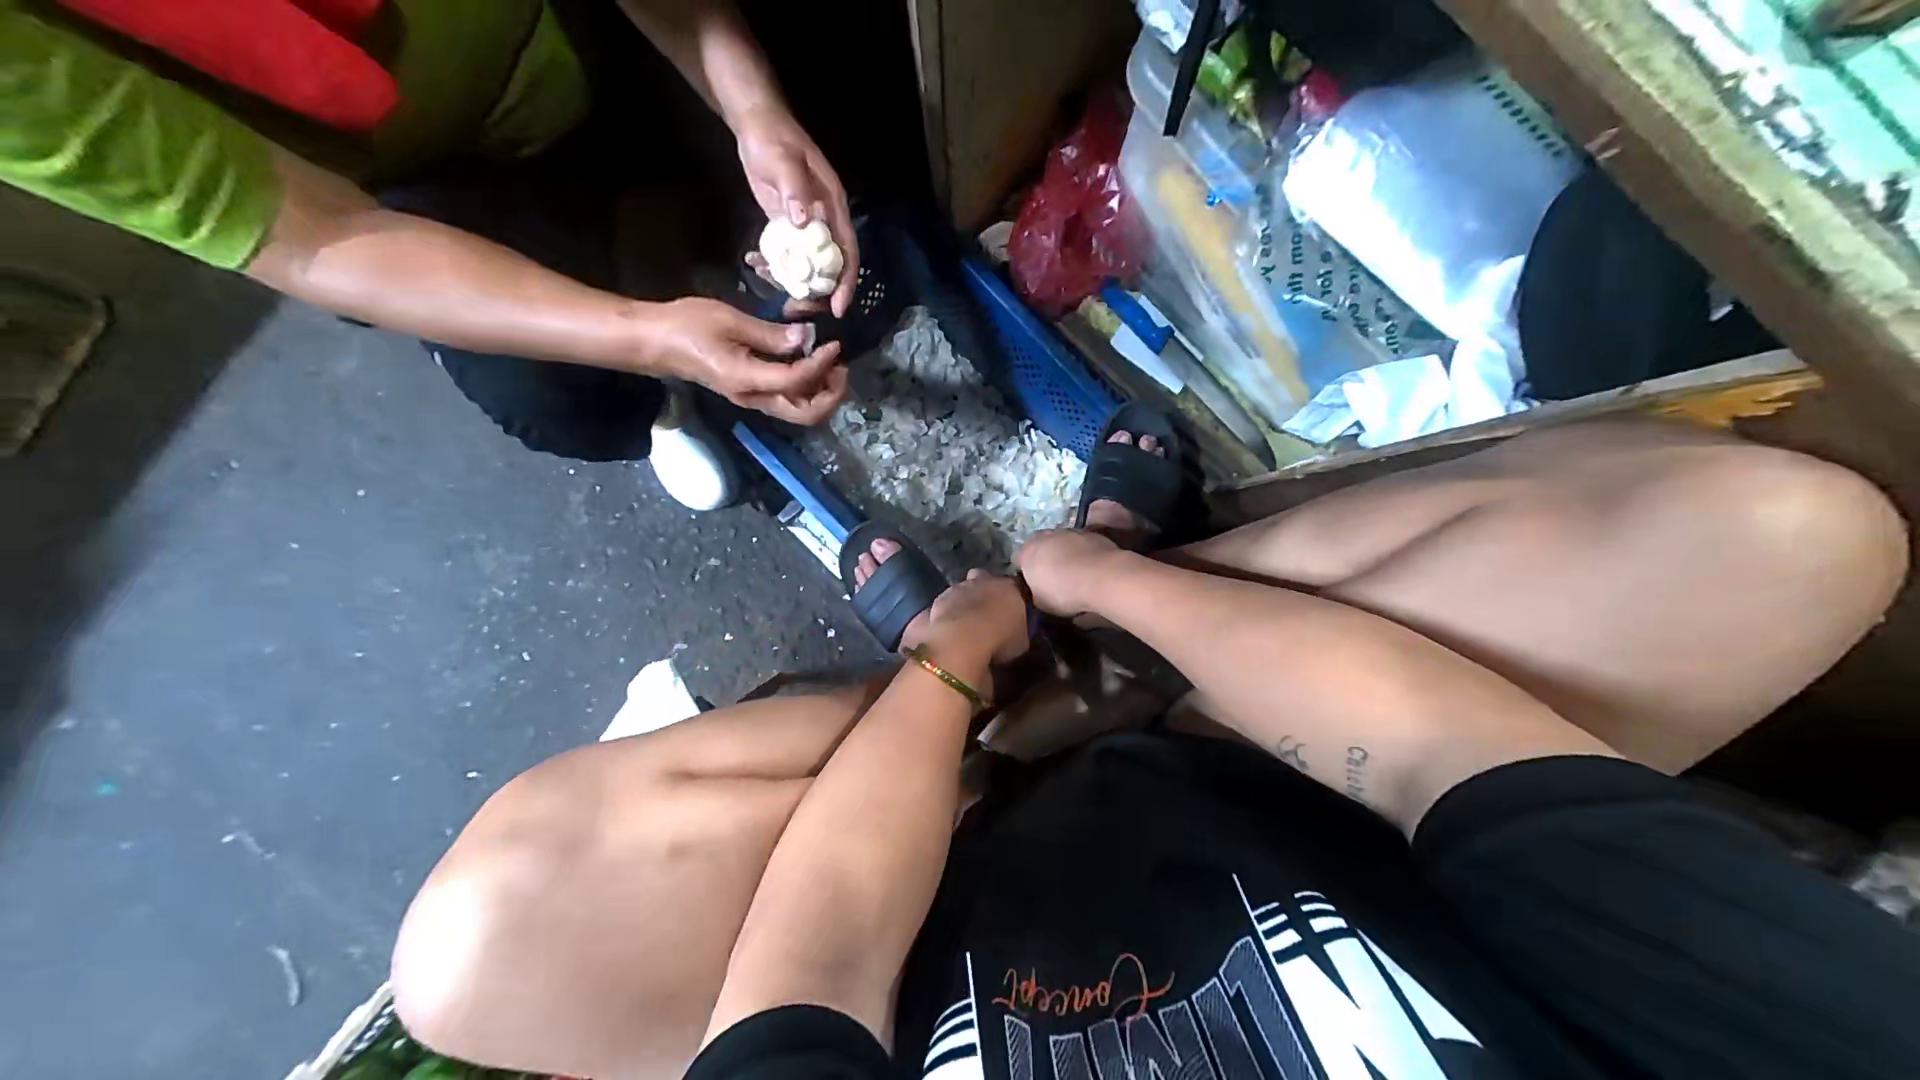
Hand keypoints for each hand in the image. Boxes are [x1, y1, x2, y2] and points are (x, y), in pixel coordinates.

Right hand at [639, 297, 847, 423]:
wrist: (654, 343)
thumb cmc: (685, 326)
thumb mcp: (729, 320)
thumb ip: (770, 334)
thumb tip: (806, 337)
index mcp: (747, 380)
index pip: (797, 381)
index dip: (822, 365)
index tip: (834, 344)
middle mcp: (754, 399)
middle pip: (807, 415)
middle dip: (832, 395)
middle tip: (841, 367)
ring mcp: (753, 400)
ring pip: (800, 412)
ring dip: (823, 394)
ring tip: (831, 365)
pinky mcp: (752, 393)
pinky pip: (789, 400)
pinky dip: (808, 389)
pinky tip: (812, 364)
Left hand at [733, 105, 859, 317]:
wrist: (754, 123)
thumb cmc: (773, 137)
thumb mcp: (782, 159)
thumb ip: (794, 189)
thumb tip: (804, 223)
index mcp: (833, 207)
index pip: (848, 251)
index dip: (846, 282)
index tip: (839, 307)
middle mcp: (824, 220)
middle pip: (831, 265)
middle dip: (821, 292)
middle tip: (803, 311)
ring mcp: (805, 225)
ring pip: (809, 263)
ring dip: (797, 283)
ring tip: (782, 300)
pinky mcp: (787, 225)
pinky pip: (787, 253)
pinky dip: (776, 265)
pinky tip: (759, 269)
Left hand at [920, 571, 1030, 669]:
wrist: (960, 641)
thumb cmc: (1000, 639)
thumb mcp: (1022, 641)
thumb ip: (1019, 629)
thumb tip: (1016, 632)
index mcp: (1008, 586)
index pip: (1015, 585)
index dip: (1013, 596)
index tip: (1012, 610)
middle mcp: (980, 581)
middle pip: (982, 579)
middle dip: (983, 591)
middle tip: (986, 612)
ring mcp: (954, 589)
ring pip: (959, 591)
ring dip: (961, 603)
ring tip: (964, 625)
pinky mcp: (934, 603)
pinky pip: (941, 607)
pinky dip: (944, 615)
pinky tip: (946, 631)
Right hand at [1014, 530, 1128, 617]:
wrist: (1101, 577)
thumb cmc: (1064, 593)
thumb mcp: (1041, 604)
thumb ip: (1034, 594)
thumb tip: (1038, 592)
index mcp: (1027, 553)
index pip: (1018, 562)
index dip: (1025, 574)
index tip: (1034, 587)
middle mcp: (1044, 537)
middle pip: (1039, 547)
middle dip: (1044, 559)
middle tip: (1053, 578)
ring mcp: (1068, 532)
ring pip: (1060, 542)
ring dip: (1063, 553)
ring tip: (1074, 572)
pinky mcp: (1090, 533)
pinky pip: (1080, 544)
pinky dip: (1081, 552)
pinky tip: (1089, 567)